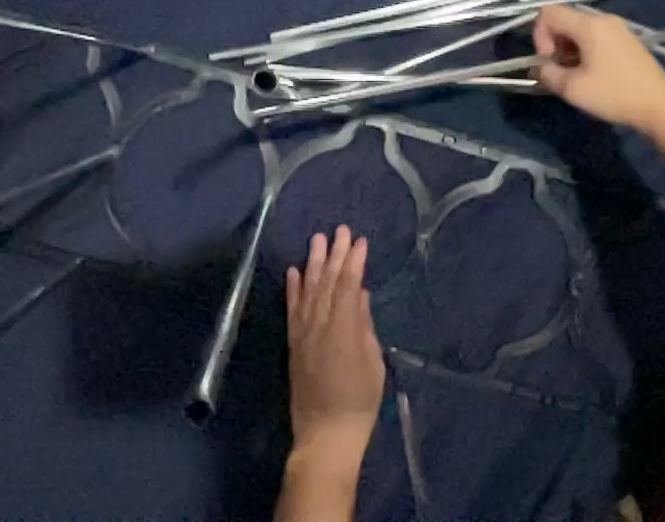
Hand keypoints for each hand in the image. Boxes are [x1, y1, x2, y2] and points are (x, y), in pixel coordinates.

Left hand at [285, 226, 384, 471]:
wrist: (325, 435)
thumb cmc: (359, 402)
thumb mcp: (373, 362)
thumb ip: (365, 325)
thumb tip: (360, 294)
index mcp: (344, 330)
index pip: (348, 286)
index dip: (354, 262)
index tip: (360, 241)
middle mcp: (319, 326)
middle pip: (327, 282)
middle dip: (335, 254)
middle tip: (341, 230)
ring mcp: (303, 334)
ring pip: (308, 290)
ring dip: (313, 263)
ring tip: (317, 240)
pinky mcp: (293, 344)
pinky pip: (292, 309)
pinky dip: (292, 288)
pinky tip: (293, 270)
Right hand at [531, 5, 664, 132]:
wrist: (661, 107)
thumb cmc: (614, 94)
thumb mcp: (572, 89)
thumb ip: (548, 74)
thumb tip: (541, 68)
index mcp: (589, 25)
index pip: (548, 13)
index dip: (539, 36)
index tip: (550, 61)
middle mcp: (603, 19)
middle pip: (564, 19)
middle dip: (554, 43)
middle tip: (561, 70)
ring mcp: (618, 28)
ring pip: (579, 29)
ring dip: (569, 48)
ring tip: (576, 75)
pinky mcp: (627, 40)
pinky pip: (596, 36)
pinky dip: (585, 50)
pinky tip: (593, 73)